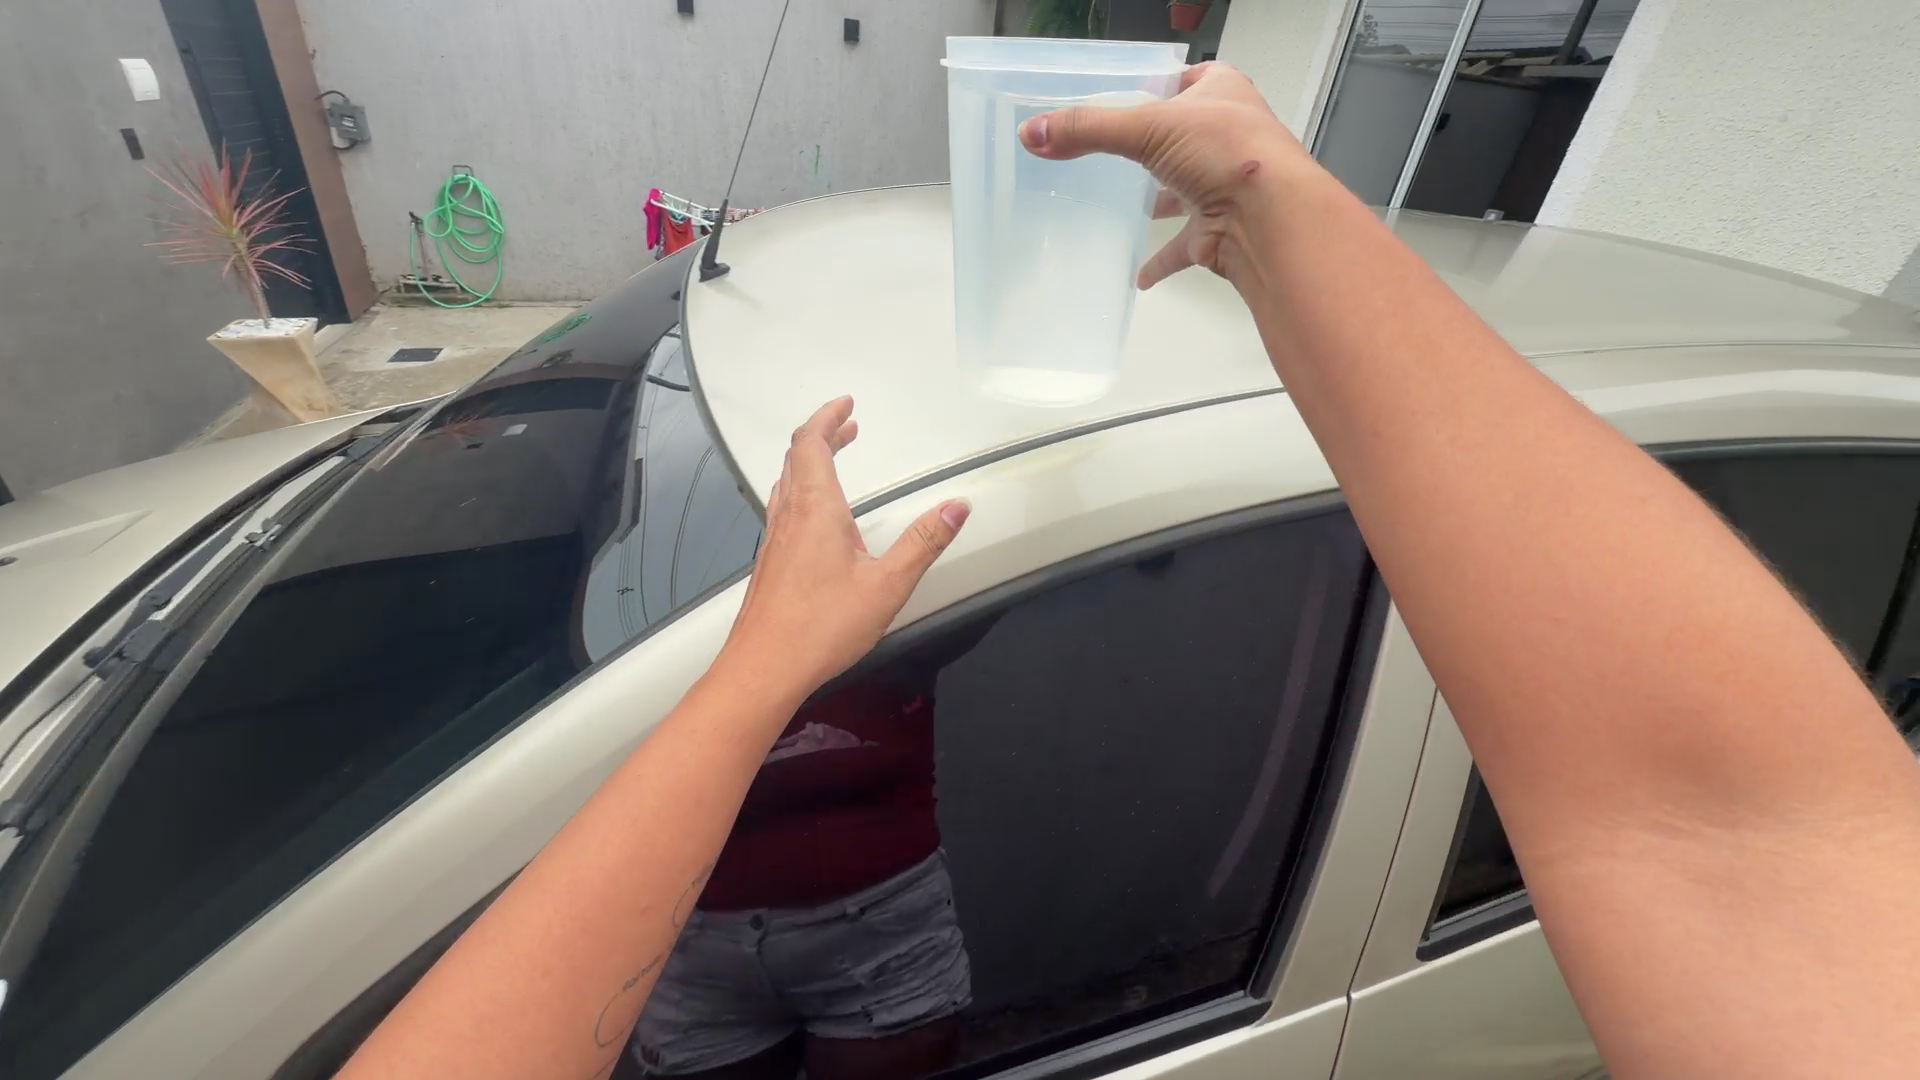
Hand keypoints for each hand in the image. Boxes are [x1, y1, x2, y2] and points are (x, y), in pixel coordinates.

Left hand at [720, 396, 969, 698]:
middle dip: (823, 435)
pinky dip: (803, 490)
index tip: (847, 404)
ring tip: (836, 459)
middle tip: (849, 426)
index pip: (811, 443)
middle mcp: (790, 516)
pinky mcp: (770, 562)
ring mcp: (775, 539)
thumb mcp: (888, 585)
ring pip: (787, 483)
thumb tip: (958, 505)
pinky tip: (818, 517)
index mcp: (816, 509)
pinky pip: (784, 508)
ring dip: (810, 462)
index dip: (827, 417)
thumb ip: (924, 542)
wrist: (764, 668)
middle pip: (797, 458)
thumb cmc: (824, 625)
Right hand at [1018, 63, 1313, 289]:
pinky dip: (1159, 261)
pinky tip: (1137, 275)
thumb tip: (1030, 136)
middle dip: (1155, 147)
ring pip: (1184, 191)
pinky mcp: (1216, 229)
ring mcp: (1223, 185)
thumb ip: (1089, 130)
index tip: (1124, 102)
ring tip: (1127, 207)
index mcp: (1220, 94)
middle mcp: (1226, 137)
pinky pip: (1181, 246)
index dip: (1158, 89)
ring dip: (1160, 201)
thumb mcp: (1147, 127)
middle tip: (1116, 154)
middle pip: (1182, 137)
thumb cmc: (1220, 152)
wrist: (1266, 216)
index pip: (1185, 81)